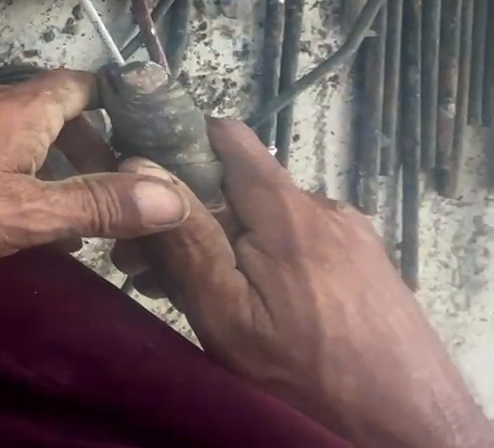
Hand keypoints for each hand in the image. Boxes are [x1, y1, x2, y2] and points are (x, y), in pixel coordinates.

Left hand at [0, 69, 190, 260]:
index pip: (85, 86)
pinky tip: (5, 208)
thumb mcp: (26, 211)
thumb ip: (96, 204)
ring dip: (49, 166)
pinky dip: (10, 168)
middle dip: (90, 150)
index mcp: (24, 109)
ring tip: (67, 218)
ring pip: (20, 131)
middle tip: (115, 197)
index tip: (151, 139)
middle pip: (55, 112)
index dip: (122, 105)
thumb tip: (174, 195)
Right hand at [114, 119, 491, 447]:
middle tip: (142, 263)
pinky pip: (290, 242)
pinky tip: (233, 301)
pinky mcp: (365, 268)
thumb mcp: (226, 310)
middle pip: (232, 183)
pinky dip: (251, 259)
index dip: (172, 141)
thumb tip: (136, 163)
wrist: (416, 444)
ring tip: (180, 289)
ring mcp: (352, 240)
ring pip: (257, 216)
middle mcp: (325, 210)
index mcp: (289, 211)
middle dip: (180, 213)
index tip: (134, 175)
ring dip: (213, 241)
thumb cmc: (308, 376)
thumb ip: (185, 234)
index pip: (224, 135)